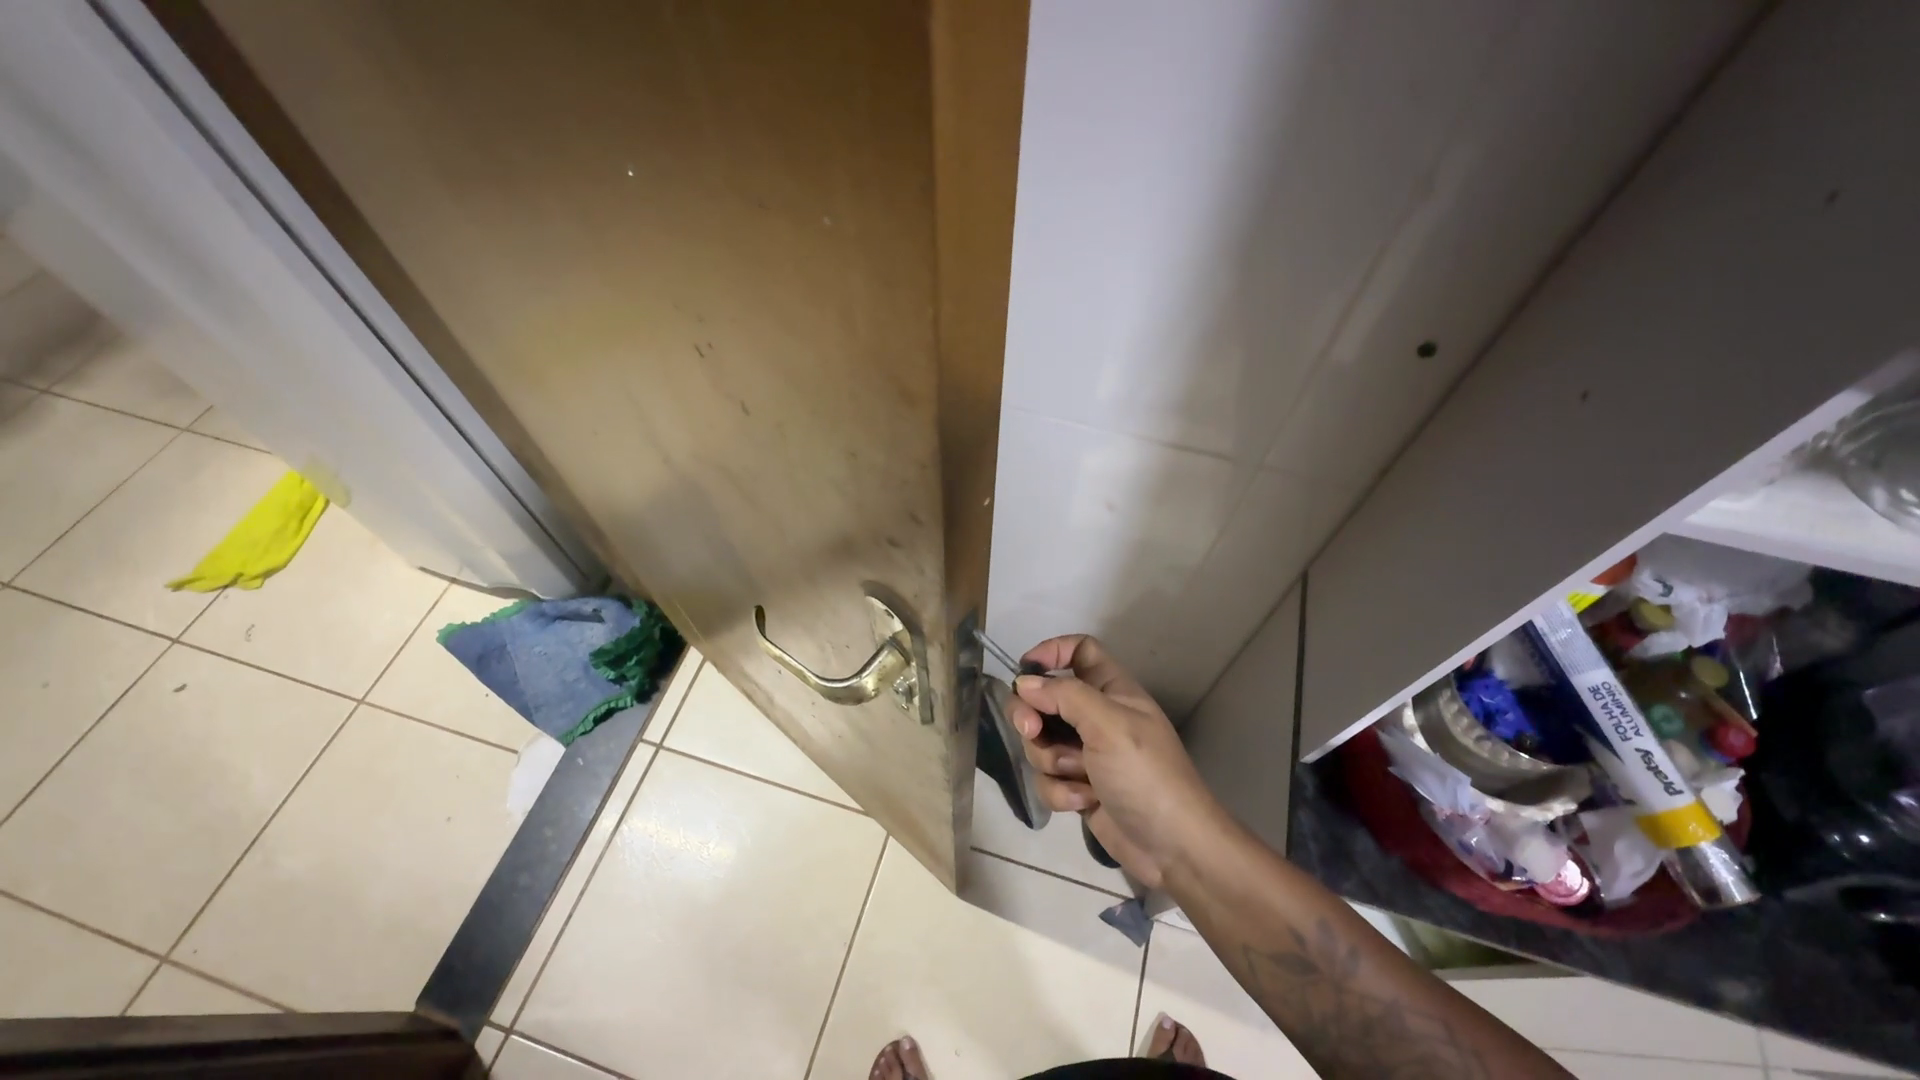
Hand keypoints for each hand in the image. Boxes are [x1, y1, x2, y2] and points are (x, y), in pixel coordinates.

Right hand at [1009, 635, 1226, 887]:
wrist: (1173, 846)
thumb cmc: (1147, 775)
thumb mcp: (1109, 724)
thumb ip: (1065, 696)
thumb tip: (1024, 683)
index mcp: (1112, 690)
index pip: (1078, 650)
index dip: (1050, 653)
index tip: (1024, 674)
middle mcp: (1096, 716)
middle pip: (1045, 699)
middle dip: (1032, 717)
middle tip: (1033, 732)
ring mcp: (1086, 754)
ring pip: (1041, 743)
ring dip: (1052, 762)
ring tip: (1080, 779)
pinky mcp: (1079, 788)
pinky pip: (1047, 779)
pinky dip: (1060, 792)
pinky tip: (1085, 804)